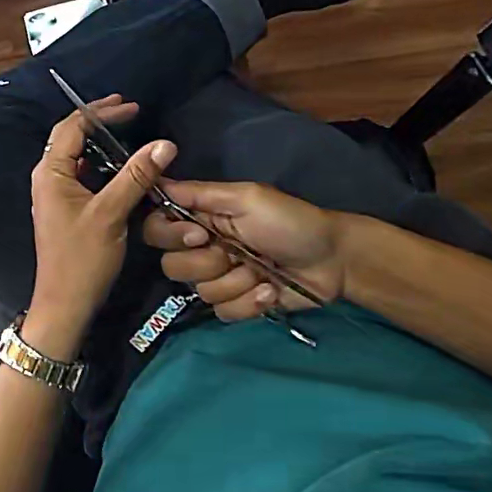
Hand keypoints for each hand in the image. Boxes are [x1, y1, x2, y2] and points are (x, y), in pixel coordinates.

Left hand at [28, 95, 176, 348]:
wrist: (65, 302)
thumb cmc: (82, 257)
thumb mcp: (110, 213)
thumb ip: (135, 176)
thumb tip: (164, 144)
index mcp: (50, 173)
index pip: (71, 128)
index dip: (100, 112)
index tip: (132, 107)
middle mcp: (47, 178)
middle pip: (70, 138)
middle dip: (98, 122)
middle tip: (129, 112)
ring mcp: (53, 194)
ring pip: (76, 157)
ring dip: (99, 143)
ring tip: (128, 134)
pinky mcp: (64, 208)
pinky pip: (80, 175)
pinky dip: (100, 165)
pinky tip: (120, 167)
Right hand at [141, 181, 347, 319]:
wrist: (335, 260)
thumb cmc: (291, 221)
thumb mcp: (247, 198)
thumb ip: (200, 193)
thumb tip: (156, 180)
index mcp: (199, 221)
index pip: (155, 230)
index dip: (170, 236)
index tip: (200, 234)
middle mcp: (201, 250)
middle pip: (172, 266)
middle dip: (207, 263)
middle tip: (236, 254)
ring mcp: (219, 279)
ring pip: (200, 290)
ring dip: (236, 282)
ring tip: (262, 272)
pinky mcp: (236, 303)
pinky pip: (222, 311)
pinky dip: (249, 302)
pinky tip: (269, 290)